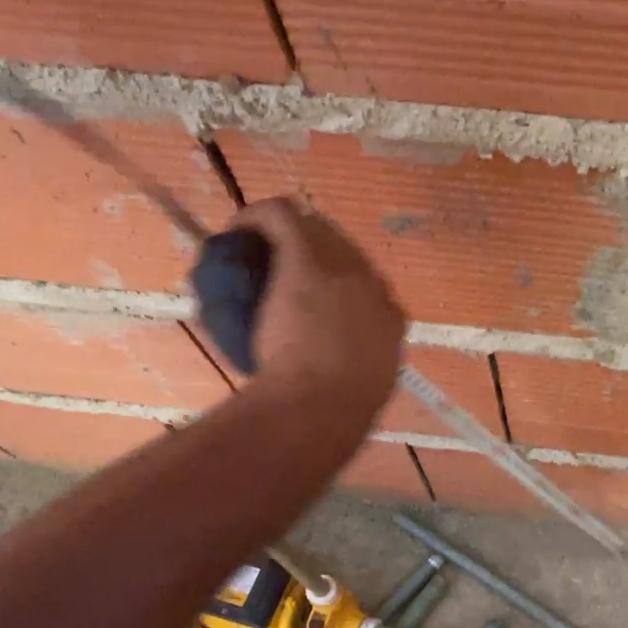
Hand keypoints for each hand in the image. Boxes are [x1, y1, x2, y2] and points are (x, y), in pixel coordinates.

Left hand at [230, 198, 406, 410]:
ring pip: (314, 228)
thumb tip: (339, 380)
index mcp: (391, 320)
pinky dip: (257, 217)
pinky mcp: (307, 253)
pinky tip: (236, 230)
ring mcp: (342, 266)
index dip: (336, 289)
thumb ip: (356, 375)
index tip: (308, 304)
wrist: (321, 402)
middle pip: (342, 251)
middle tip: (277, 274)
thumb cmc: (337, 411)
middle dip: (312, 255)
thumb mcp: (361, 392)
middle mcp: (373, 285)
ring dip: (285, 235)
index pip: (367, 289)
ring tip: (255, 252)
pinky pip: (282, 215)